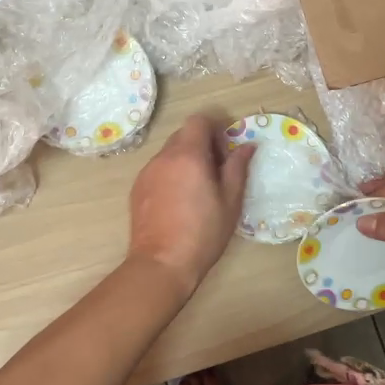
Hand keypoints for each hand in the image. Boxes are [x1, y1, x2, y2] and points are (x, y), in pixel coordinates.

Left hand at [127, 114, 256, 293]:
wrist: (161, 263)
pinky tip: (178, 202)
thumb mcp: (230, 201)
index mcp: (188, 155)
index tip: (225, 152)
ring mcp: (146, 172)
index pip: (199, 121)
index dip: (215, 129)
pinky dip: (171, 174)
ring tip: (197, 190)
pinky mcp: (137, 189)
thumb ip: (238, 168)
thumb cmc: (203, 233)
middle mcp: (163, 157)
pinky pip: (157, 170)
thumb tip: (248, 146)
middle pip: (183, 135)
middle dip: (202, 144)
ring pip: (169, 153)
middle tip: (216, 172)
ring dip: (185, 160)